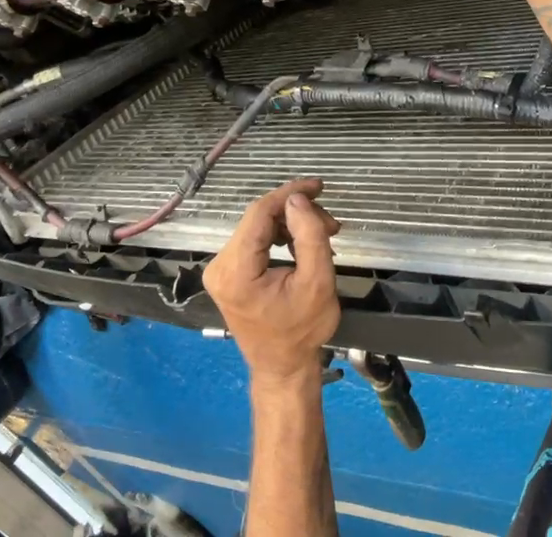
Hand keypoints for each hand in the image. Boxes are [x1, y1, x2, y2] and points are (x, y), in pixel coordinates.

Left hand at [202, 179, 342, 385]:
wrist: (283, 365)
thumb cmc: (302, 330)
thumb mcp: (317, 282)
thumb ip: (309, 236)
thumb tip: (297, 199)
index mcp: (236, 272)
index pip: (259, 214)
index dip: (289, 194)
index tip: (318, 187)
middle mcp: (219, 267)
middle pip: (259, 219)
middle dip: (297, 214)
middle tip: (332, 226)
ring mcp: (221, 269)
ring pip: (259, 226)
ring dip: (292, 224)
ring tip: (323, 235)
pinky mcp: (228, 272)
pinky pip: (255, 239)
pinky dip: (281, 236)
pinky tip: (303, 244)